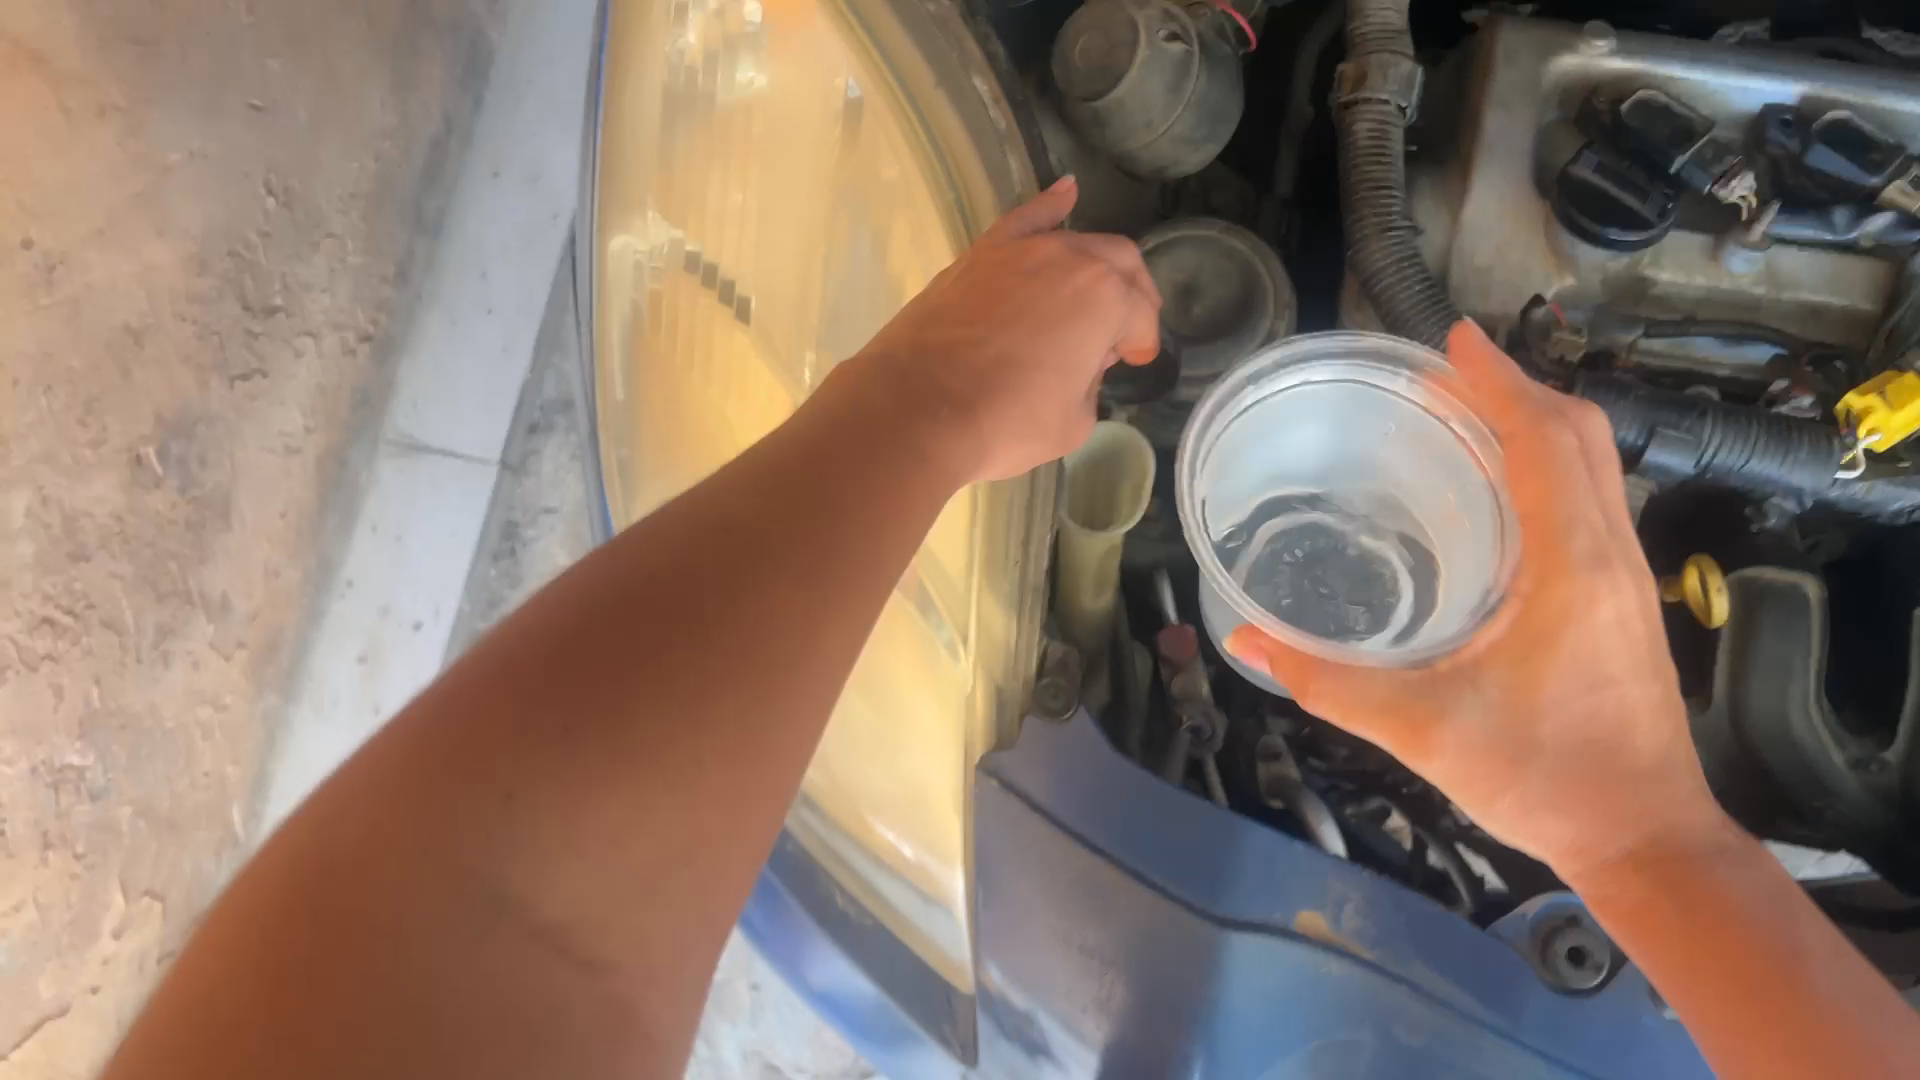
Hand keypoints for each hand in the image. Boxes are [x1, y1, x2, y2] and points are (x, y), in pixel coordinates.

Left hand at [843, 176, 1161, 482]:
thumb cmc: (1005, 423)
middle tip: (1124, 329)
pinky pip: (1023, 221)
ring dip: (1094, 264)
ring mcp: (1020, 251)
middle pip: (1117, 265)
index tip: (1134, 361)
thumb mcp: (1073, 422)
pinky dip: (1049, 206)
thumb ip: (1089, 384)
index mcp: (1105, 299)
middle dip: (1131, 296)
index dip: (1141, 341)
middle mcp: (1069, 259)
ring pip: (1073, 242)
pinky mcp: (979, 256)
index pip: (1139, 315)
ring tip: (1098, 288)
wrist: (918, 410)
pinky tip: (1067, 193)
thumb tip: (1079, 364)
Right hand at [1229, 321, 1729, 878]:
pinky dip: (1543, 466)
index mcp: (1569, 568)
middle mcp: (1606, 556)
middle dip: (1514, 389)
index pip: (1546, 444)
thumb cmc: (1535, 774)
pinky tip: (1488, 486)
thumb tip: (1243, 639)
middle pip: (1582, 439)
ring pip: (1593, 468)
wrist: (1638, 836)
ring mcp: (1622, 576)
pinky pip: (1588, 501)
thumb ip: (1322, 681)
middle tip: (1441, 371)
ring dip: (1532, 424)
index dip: (1499, 384)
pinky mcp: (1618, 598)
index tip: (1450, 341)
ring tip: (1460, 411)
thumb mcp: (1414, 727)